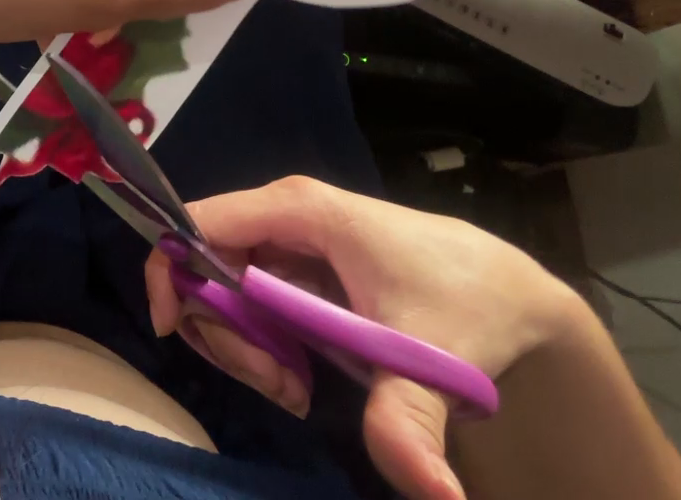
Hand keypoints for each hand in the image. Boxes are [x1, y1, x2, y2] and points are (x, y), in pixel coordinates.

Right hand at [144, 176, 586, 499]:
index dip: (170, 270)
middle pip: (202, 264)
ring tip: (295, 387)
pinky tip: (298, 374)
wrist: (510, 292)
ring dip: (240, 346)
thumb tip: (432, 495)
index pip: (196, 222)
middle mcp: (278, 214)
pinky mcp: (292, 262)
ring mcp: (283, 239)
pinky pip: (244, 298)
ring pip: (219, 286)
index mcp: (296, 209)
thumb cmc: (467, 304)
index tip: (171, 331)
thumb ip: (410, 420)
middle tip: (275, 384)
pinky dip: (257, 344)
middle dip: (222, 333)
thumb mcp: (435, 363)